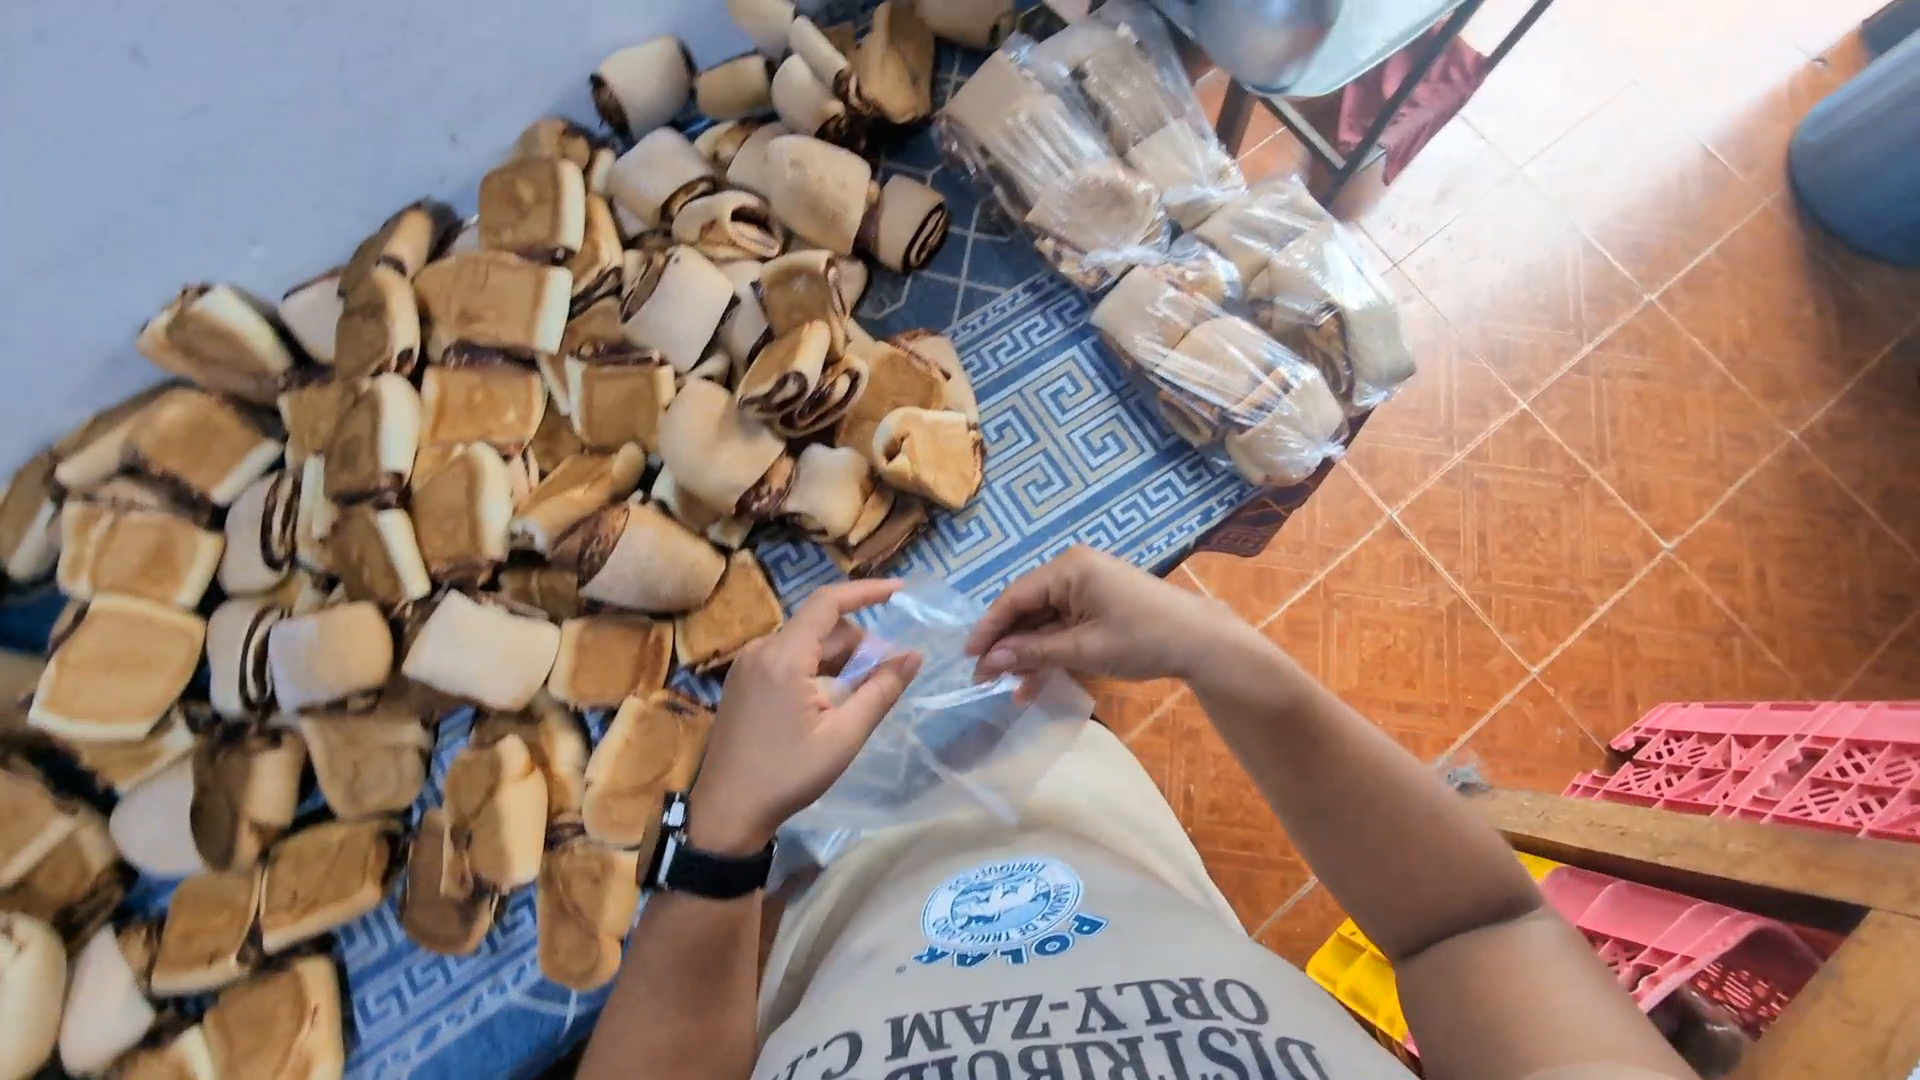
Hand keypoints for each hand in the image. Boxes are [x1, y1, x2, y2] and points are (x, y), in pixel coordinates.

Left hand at [689, 579, 922, 854]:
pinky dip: (815, 667)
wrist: (726, 812)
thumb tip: (914, 655)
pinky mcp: (743, 680)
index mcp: (784, 657)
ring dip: (837, 657)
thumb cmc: (787, 775)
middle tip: (882, 678)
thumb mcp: (844, 736)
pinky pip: (787, 656)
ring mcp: (748, 664)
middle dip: (857, 642)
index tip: (900, 591)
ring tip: (855, 696)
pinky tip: (827, 700)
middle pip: (820, 625)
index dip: (866, 591)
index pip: (828, 602)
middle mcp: (761, 649)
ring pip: (805, 641)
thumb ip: (881, 690)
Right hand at [966, 546, 1266, 697]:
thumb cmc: (1143, 639)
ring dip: (1027, 654)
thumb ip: (1034, 653)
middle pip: (1026, 609)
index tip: (968, 658)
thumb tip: (989, 662)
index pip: (1014, 597)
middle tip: (983, 680)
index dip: (989, 629)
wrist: (1202, 642)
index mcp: (1069, 569)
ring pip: (1042, 622)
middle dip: (1007, 645)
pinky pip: (1062, 626)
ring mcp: (1085, 587)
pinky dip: (1049, 652)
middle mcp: (1072, 571)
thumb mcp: (1084, 650)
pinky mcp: (1096, 604)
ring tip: (1007, 689)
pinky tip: (1033, 684)